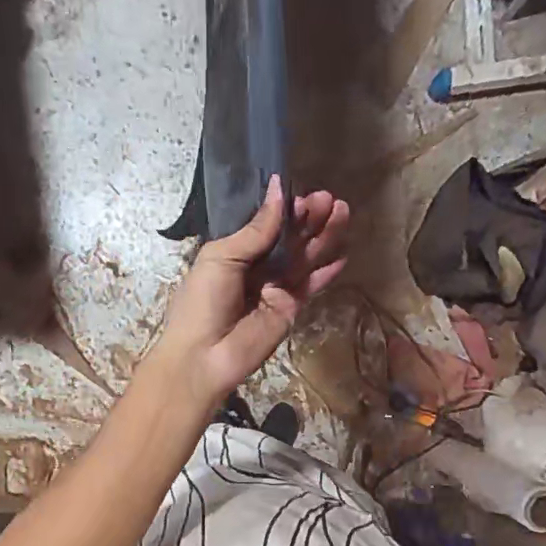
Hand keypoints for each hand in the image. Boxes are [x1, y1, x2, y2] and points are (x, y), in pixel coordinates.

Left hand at [148, 175, 349, 406]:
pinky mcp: (289, 309)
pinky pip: (311, 286)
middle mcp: (255, 268)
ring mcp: (274, 289)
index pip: (265, 225)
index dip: (285, 210)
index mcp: (232, 252)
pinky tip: (343, 255)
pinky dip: (326, 273)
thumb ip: (255, 229)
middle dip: (309, 219)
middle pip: (288, 238)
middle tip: (330, 200)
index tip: (304, 195)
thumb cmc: (202, 302)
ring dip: (323, 237)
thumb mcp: (222, 257)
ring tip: (342, 213)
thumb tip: (278, 189)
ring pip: (303, 258)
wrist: (204, 356)